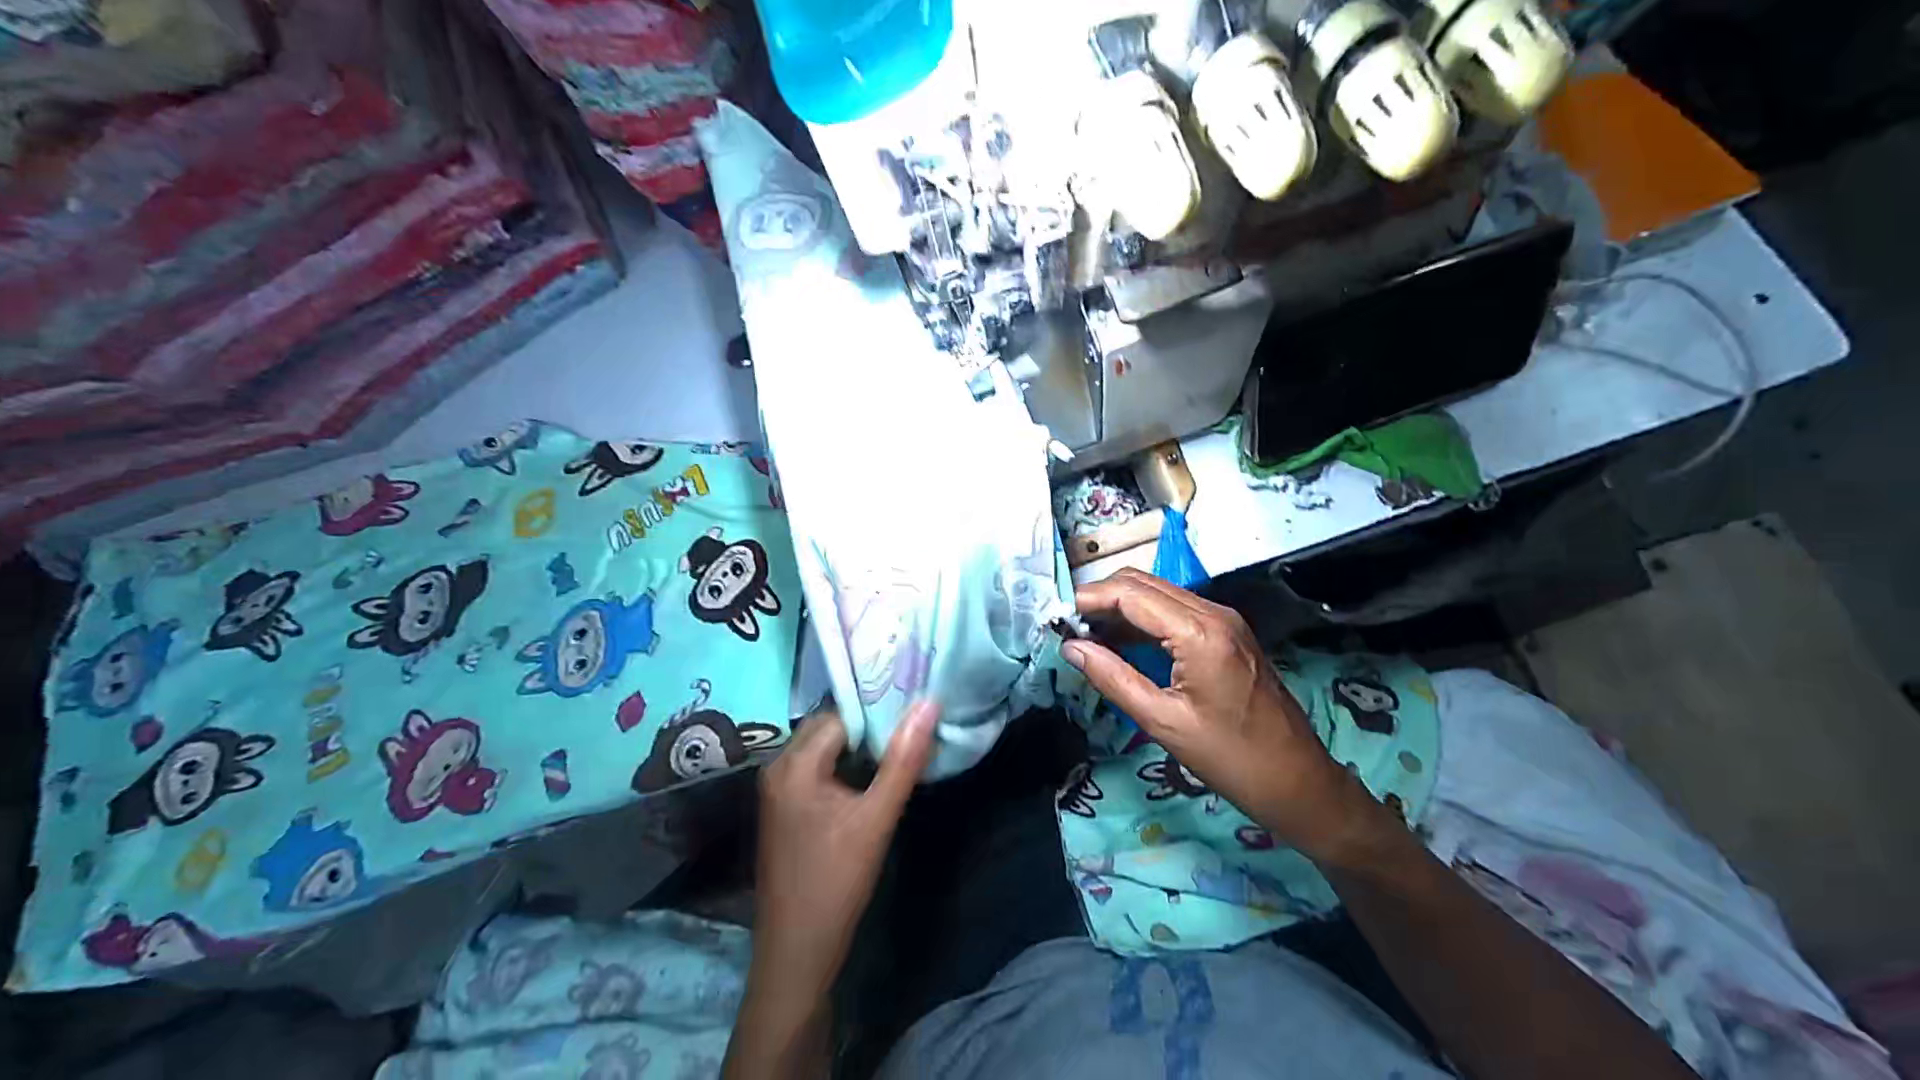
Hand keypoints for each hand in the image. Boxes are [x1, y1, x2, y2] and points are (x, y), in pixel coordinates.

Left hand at [751, 701, 938, 990]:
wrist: (796, 952)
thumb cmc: (836, 884)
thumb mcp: (876, 820)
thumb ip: (903, 761)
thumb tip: (928, 705)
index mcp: (794, 765)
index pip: (842, 716)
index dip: (879, 711)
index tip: (915, 711)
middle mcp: (778, 767)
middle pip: (829, 727)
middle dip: (869, 726)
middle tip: (911, 725)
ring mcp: (777, 788)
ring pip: (823, 747)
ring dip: (857, 745)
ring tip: (899, 745)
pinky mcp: (783, 806)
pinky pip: (816, 767)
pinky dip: (843, 764)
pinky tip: (872, 774)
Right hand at [1063, 569, 1379, 861]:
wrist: (1298, 780)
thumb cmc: (1230, 757)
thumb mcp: (1162, 721)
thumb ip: (1112, 678)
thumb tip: (1071, 647)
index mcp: (1199, 632)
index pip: (1130, 594)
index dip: (1088, 600)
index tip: (1056, 617)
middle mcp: (1213, 612)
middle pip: (1143, 583)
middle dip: (1101, 598)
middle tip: (1068, 627)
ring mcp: (1224, 619)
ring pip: (1158, 593)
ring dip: (1120, 607)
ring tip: (1086, 636)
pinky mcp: (1227, 632)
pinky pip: (1175, 610)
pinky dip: (1143, 619)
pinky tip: (1120, 643)